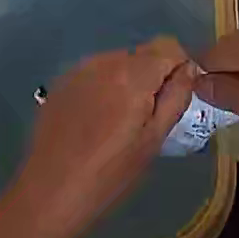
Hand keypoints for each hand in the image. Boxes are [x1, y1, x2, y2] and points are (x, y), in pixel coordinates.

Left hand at [9, 37, 197, 237]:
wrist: (49, 191)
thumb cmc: (109, 174)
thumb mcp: (153, 140)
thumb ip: (175, 97)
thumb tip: (188, 69)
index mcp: (133, 74)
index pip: (169, 46)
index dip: (179, 67)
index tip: (175, 97)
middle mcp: (106, 60)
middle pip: (143, 54)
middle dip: (152, 77)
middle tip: (145, 118)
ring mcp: (81, 67)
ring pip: (120, 62)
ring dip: (128, 81)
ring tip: (118, 122)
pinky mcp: (64, 79)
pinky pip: (97, 72)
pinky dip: (104, 87)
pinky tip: (95, 120)